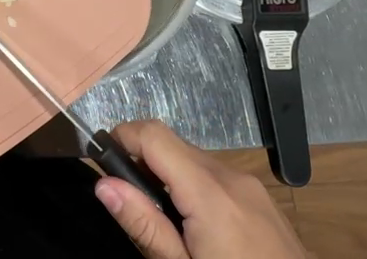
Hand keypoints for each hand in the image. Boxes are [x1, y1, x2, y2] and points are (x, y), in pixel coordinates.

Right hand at [94, 120, 308, 258]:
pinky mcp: (264, 200)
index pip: (153, 134)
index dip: (121, 138)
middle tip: (131, 206)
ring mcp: (253, 187)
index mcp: (210, 192)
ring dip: (169, 177)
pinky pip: (217, 178)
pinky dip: (195, 188)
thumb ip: (144, 226)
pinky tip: (198, 231)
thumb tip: (103, 184)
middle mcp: (232, 176)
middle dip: (143, 163)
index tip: (102, 163)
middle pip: (172, 145)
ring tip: (166, 227)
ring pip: (194, 160)